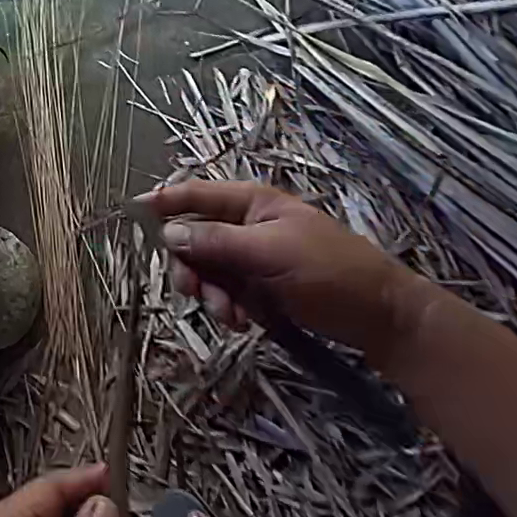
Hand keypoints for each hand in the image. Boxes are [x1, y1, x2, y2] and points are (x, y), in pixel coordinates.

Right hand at [141, 180, 434, 354]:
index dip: (165, 200)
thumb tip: (169, 232)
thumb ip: (218, 242)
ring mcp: (252, 257)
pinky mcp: (260, 286)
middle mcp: (246, 226)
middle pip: (195, 238)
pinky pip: (226, 291)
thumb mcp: (271, 253)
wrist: (383, 319)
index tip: (133, 210)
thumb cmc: (331, 271)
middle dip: (190, 267)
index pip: (197, 194)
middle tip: (192, 292)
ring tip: (231, 317)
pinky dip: (228, 307)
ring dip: (211, 294)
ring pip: (208, 270)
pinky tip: (244, 323)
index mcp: (251, 203)